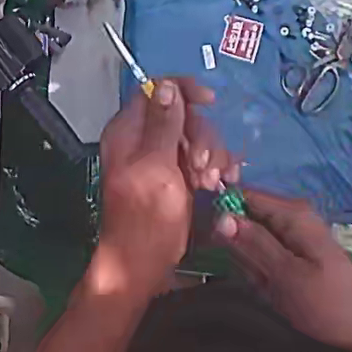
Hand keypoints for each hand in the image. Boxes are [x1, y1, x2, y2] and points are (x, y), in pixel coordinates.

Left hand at [92, 78, 234, 298]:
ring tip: (211, 181)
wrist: (142, 266)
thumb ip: (164, 125)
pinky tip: (223, 181)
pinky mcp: (176, 175)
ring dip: (211, 154)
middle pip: (181, 113)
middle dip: (200, 135)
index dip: (183, 90)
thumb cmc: (145, 219)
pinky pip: (200, 156)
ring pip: (195, 135)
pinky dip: (214, 165)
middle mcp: (143, 138)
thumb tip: (167, 85)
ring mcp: (160, 157)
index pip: (155, 90)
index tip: (209, 102)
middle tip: (203, 167)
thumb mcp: (156, 167)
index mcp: (128, 131)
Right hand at [215, 189, 351, 351]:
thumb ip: (252, 244)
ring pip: (251, 236)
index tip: (213, 239)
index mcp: (292, 213)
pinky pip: (263, 250)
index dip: (224, 212)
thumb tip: (220, 216)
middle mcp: (292, 213)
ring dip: (249, 261)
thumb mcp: (284, 275)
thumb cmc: (324, 304)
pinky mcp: (293, 247)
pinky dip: (260, 268)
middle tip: (253, 273)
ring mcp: (293, 230)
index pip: (244, 195)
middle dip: (239, 245)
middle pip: (246, 216)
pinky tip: (269, 285)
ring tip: (264, 283)